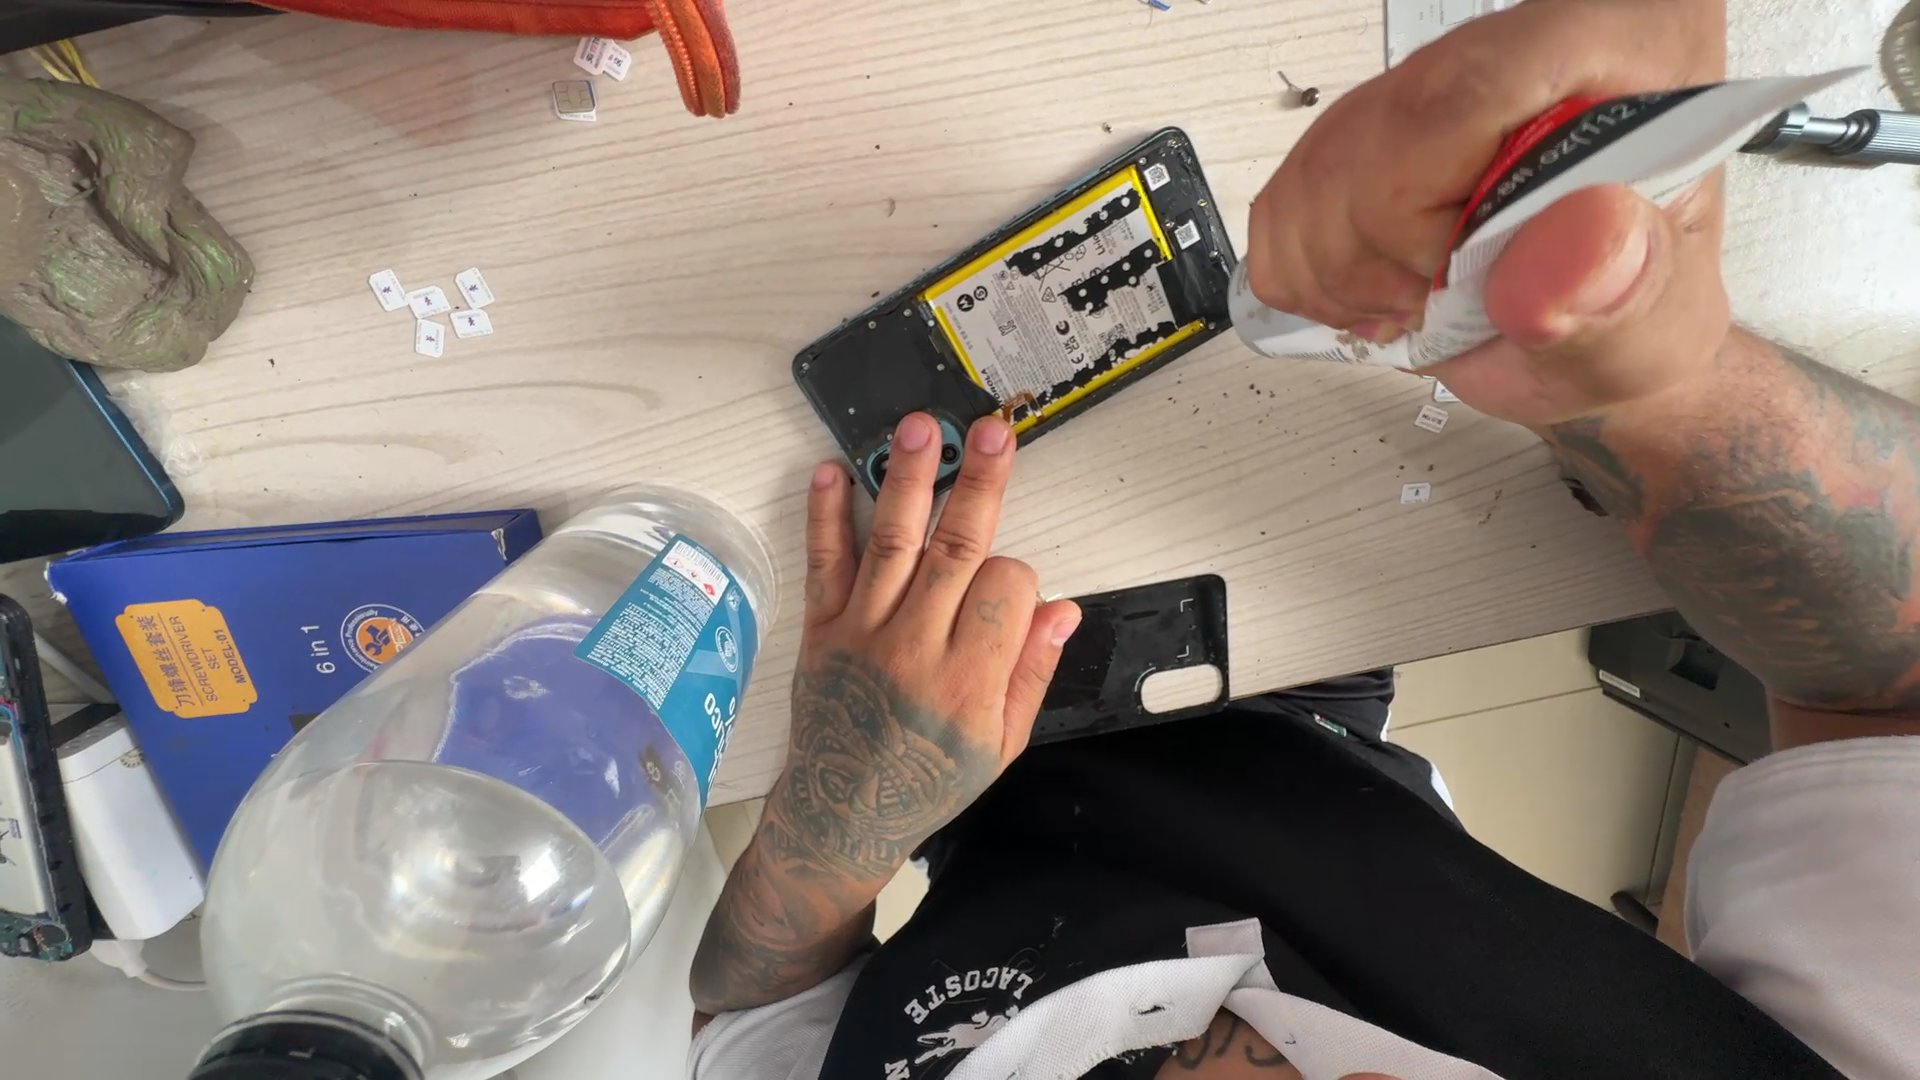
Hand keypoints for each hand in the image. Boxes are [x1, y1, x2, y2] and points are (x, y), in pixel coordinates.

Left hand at [776, 411, 1081, 884]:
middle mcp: (915, 647)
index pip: (1007, 587)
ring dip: (908, 479)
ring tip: (920, 427)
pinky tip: (830, 473)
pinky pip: (825, 563)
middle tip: (993, 429)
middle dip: (980, 483)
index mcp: (969, 681)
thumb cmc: (928, 784)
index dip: (1020, 573)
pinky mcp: (822, 628)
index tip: (1013, 586)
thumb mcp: (1000, 746)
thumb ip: (1030, 675)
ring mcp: (862, 631)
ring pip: (893, 541)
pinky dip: (825, 517)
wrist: (840, 814)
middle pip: (957, 547)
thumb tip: (1061, 610)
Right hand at [1243, 0, 1726, 424]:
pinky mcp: (1342, 154)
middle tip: (1434, 302)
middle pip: (1353, 158)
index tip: (1458, 279)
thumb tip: (1572, 243)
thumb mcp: (1649, 320)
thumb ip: (1623, 287)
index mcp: (1598, 51)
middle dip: (1375, 268)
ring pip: (1298, 193)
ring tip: (1405, 303)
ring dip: (1337, 284)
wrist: (1576, 324)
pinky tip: (1364, 293)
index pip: (1452, 104)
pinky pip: (1272, 219)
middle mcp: (1483, 59)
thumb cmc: (1614, 316)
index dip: (1424, 219)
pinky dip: (1303, 283)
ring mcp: (1399, 105)